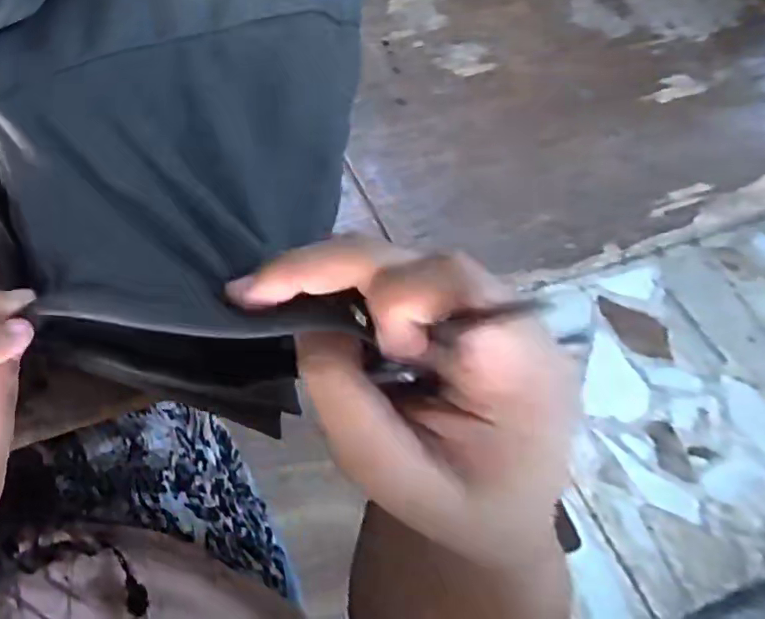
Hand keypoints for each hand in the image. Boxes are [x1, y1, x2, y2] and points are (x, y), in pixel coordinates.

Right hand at [228, 237, 576, 568]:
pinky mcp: (438, 297)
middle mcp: (496, 311)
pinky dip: (327, 276)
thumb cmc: (446, 501)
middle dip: (319, 269)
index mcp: (516, 358)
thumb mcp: (384, 466)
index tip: (385, 354)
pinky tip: (294, 293)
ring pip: (379, 253)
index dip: (397, 299)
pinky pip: (376, 266)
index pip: (449, 280)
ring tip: (265, 295)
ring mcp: (466, 298)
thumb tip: (307, 319)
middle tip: (248, 293)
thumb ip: (339, 388)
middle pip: (399, 256)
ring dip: (317, 271)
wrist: (486, 511)